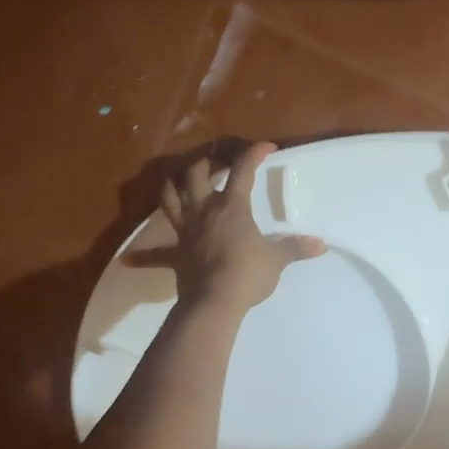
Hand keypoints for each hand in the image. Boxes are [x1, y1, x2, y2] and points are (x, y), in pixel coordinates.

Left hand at [139, 142, 325, 310]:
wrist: (216, 301)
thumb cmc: (248, 273)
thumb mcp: (276, 260)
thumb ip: (295, 249)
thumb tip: (321, 245)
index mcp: (231, 207)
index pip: (243, 171)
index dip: (253, 154)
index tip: (265, 147)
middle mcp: (204, 211)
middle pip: (196, 175)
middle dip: (203, 164)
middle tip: (213, 164)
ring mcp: (185, 231)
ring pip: (169, 200)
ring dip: (170, 188)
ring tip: (174, 183)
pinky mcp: (174, 255)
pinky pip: (154, 255)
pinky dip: (142, 257)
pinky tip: (127, 259)